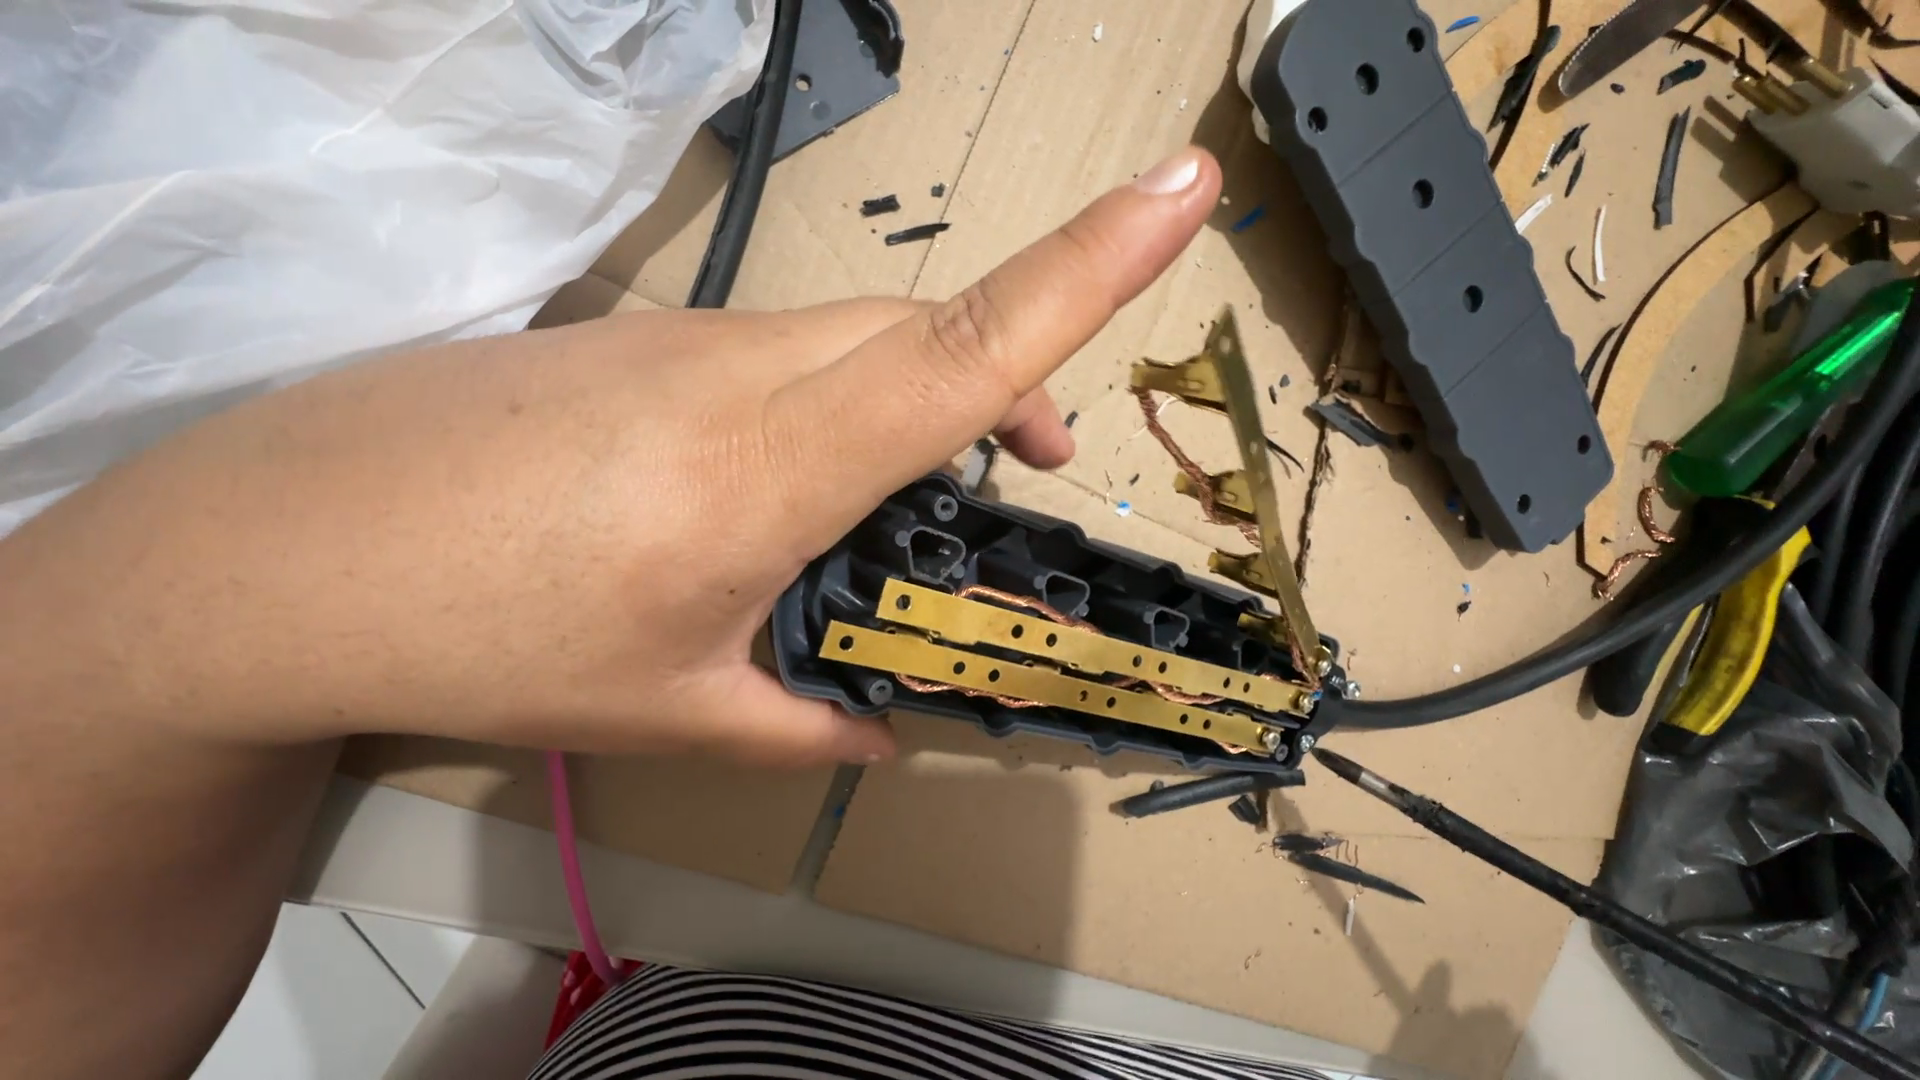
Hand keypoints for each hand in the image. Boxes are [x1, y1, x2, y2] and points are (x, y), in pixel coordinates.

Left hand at [2, 148, 1221, 766]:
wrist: (278, 558)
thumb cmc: (492, 643)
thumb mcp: (673, 709)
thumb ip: (802, 723)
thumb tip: (882, 735)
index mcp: (774, 466)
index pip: (968, 349)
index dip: (1090, 268)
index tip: (1178, 191)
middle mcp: (741, 372)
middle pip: (921, 336)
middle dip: (1003, 390)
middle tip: (1026, 471)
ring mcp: (680, 341)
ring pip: (848, 338)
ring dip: (906, 402)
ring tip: (894, 499)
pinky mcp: (635, 341)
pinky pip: (773, 352)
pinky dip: (823, 402)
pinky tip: (773, 482)